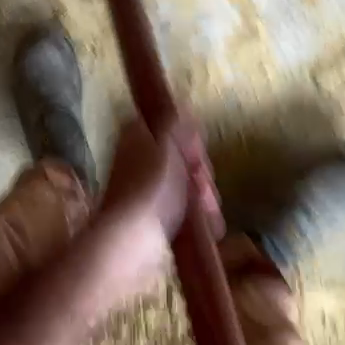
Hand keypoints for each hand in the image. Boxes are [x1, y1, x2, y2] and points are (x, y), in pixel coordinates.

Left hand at [90, 112, 217, 300]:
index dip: (190, 139)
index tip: (198, 154)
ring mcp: (146, 187)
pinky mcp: (153, 214)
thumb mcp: (168, 145)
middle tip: (203, 185)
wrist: (132, 241)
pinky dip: (198, 213)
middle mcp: (139, 157)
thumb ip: (177, 123)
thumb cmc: (151, 186)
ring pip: (186, 182)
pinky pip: (183, 206)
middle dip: (200, 171)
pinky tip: (211, 224)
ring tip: (208, 210)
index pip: (171, 126)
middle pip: (181, 155)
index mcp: (138, 134)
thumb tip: (181, 103)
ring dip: (204, 195)